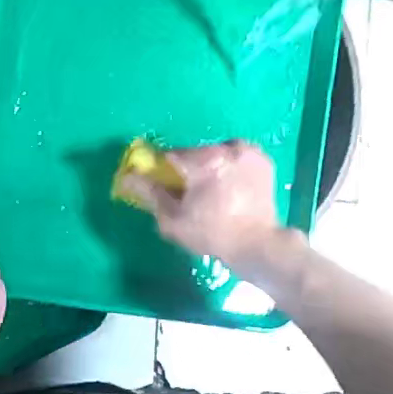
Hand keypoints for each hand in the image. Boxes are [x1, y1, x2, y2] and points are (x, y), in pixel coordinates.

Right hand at [120, 140, 289, 269]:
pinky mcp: (263, 160)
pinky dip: (230, 167)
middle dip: (189, 169)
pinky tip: (230, 188)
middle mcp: (228, 148)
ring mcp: (248, 152)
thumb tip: (129, 176)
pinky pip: (236, 157)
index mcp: (205, 160)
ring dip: (210, 166)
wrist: (258, 245)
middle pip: (195, 153)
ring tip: (213, 193)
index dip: (163, 170)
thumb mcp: (173, 220)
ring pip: (217, 153)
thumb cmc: (212, 235)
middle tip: (190, 194)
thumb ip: (151, 194)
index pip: (171, 155)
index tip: (164, 185)